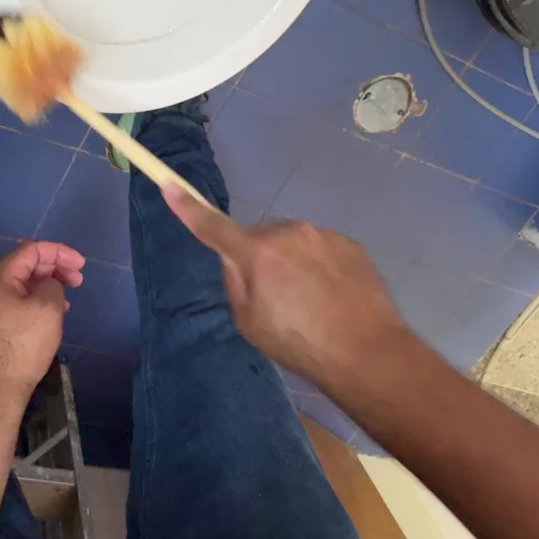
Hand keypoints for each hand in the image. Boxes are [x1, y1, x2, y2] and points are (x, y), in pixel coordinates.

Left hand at [0, 241, 84, 408]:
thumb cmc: (23, 344)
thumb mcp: (47, 308)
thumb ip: (52, 284)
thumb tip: (48, 285)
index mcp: (1, 276)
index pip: (33, 249)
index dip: (60, 252)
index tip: (82, 265)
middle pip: (27, 264)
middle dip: (56, 266)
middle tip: (78, 279)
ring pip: (25, 284)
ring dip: (49, 284)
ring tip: (69, 296)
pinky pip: (21, 300)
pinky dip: (40, 299)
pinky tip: (54, 312)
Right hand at [164, 187, 412, 385]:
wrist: (369, 354)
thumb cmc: (301, 344)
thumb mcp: (250, 323)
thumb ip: (235, 283)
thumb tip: (235, 259)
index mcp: (257, 253)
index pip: (212, 226)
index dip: (187, 207)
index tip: (169, 185)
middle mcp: (288, 232)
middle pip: (259, 238)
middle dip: (260, 258)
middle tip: (277, 300)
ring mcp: (322, 235)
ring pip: (293, 242)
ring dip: (293, 262)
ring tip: (312, 303)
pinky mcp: (350, 243)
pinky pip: (321, 248)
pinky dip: (320, 267)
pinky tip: (333, 297)